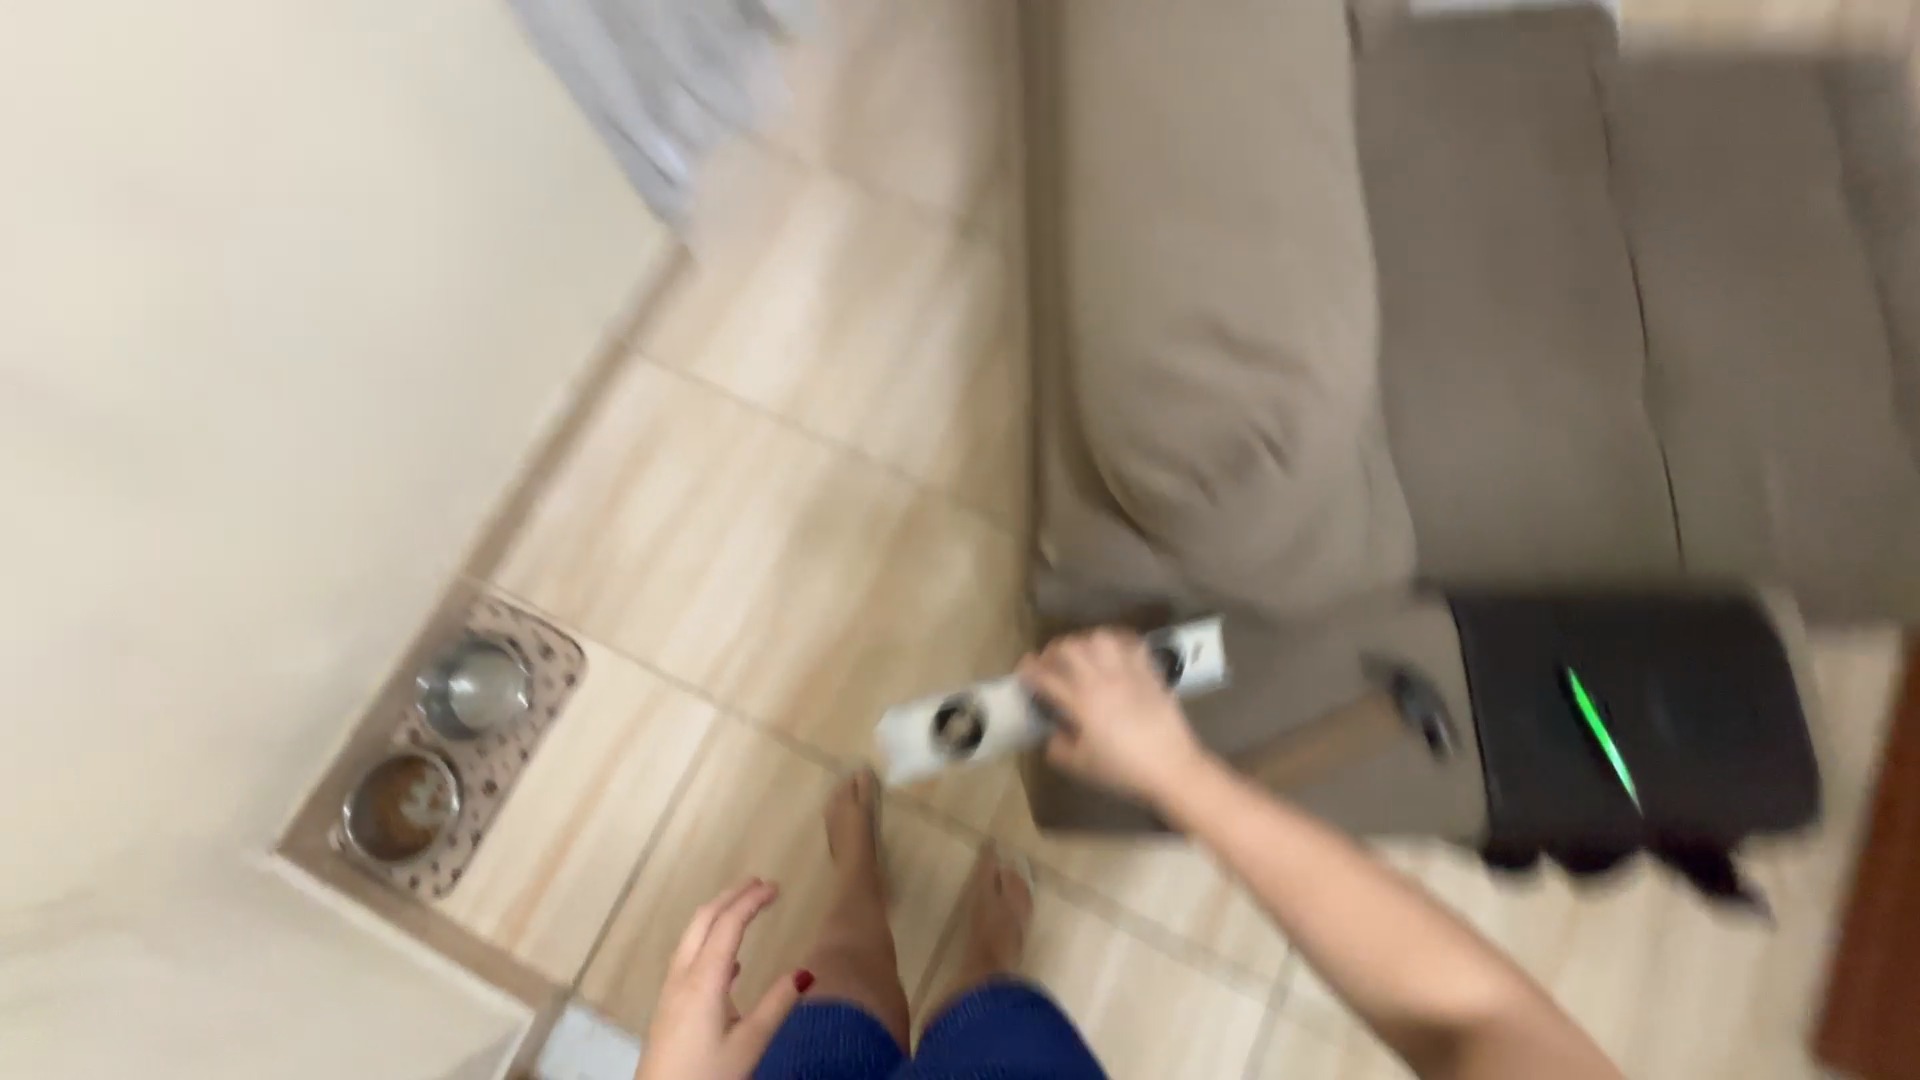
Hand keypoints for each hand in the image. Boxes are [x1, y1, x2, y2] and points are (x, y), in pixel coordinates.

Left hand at [635, 879, 806, 1079]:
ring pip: (692, 936)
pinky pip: (689, 956)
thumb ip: (776, 1005)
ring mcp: (670, 991)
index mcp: (704, 980)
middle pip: (704, 920)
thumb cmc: (706, 1078)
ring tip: (744, 908)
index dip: (752, 900)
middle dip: (731, 896)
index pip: (728, 924)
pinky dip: (709, 939)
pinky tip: (729, 961)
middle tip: (759, 884)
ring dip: (718, 914)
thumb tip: (805, 972)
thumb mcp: (749, 1045)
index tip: (776, 887)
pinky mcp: (667, 1007)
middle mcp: (683, 976)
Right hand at [1017, 628, 1207, 803]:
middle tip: (1049, 662)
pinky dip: (1116, 641)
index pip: (1046, 676)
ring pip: (1098, 638)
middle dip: (1052, 651)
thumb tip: (1053, 732)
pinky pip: (1131, 643)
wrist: (1172, 768)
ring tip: (1081, 655)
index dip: (1028, 670)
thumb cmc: (1124, 770)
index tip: (1023, 670)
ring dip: (1083, 642)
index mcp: (1081, 702)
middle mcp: (1101, 680)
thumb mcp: (1081, 766)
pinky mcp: (1149, 672)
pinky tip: (1111, 652)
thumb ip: (1058, 747)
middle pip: (1069, 647)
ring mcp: (1128, 672)